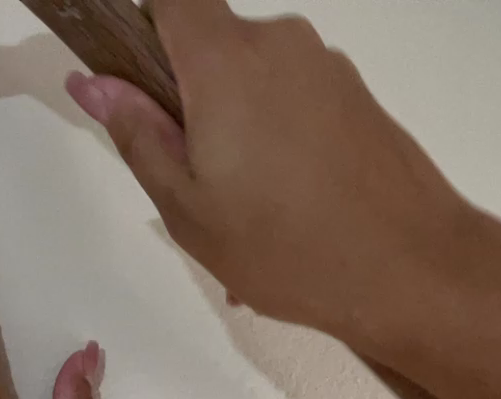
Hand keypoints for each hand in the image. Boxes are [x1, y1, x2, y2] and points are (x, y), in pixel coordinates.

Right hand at [66, 0, 481, 357]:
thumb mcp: (188, 208)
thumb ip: (137, 137)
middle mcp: (280, 44)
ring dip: (235, 140)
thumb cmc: (284, 248)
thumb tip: (92, 82)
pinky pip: (294, 110)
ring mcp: (327, 69)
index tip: (134, 89)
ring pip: (255, 88)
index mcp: (225, 62)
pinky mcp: (357, 99)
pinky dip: (276, 151)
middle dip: (191, 108)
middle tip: (194, 192)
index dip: (140, 32)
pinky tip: (285, 219)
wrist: (408, 269)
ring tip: (245, 223)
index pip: (168, 1)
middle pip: (212, 51)